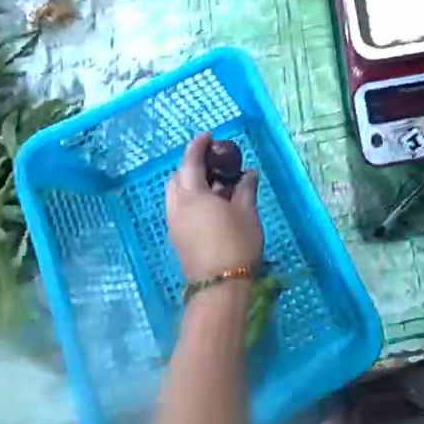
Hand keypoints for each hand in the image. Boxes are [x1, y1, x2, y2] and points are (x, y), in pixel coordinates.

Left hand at [166, 134, 263, 284]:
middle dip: (192, 166)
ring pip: (176, 195)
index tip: (209, 136)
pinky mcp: (177, 238)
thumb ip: (245, 189)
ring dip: (191, 185)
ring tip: (215, 187)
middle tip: (214, 165)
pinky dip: (191, 200)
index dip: (198, 146)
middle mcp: (177, 206)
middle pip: (178, 177)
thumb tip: (249, 173)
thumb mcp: (247, 213)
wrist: (220, 286)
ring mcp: (174, 224)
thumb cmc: (237, 243)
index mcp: (193, 195)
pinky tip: (212, 206)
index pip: (191, 162)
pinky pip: (179, 209)